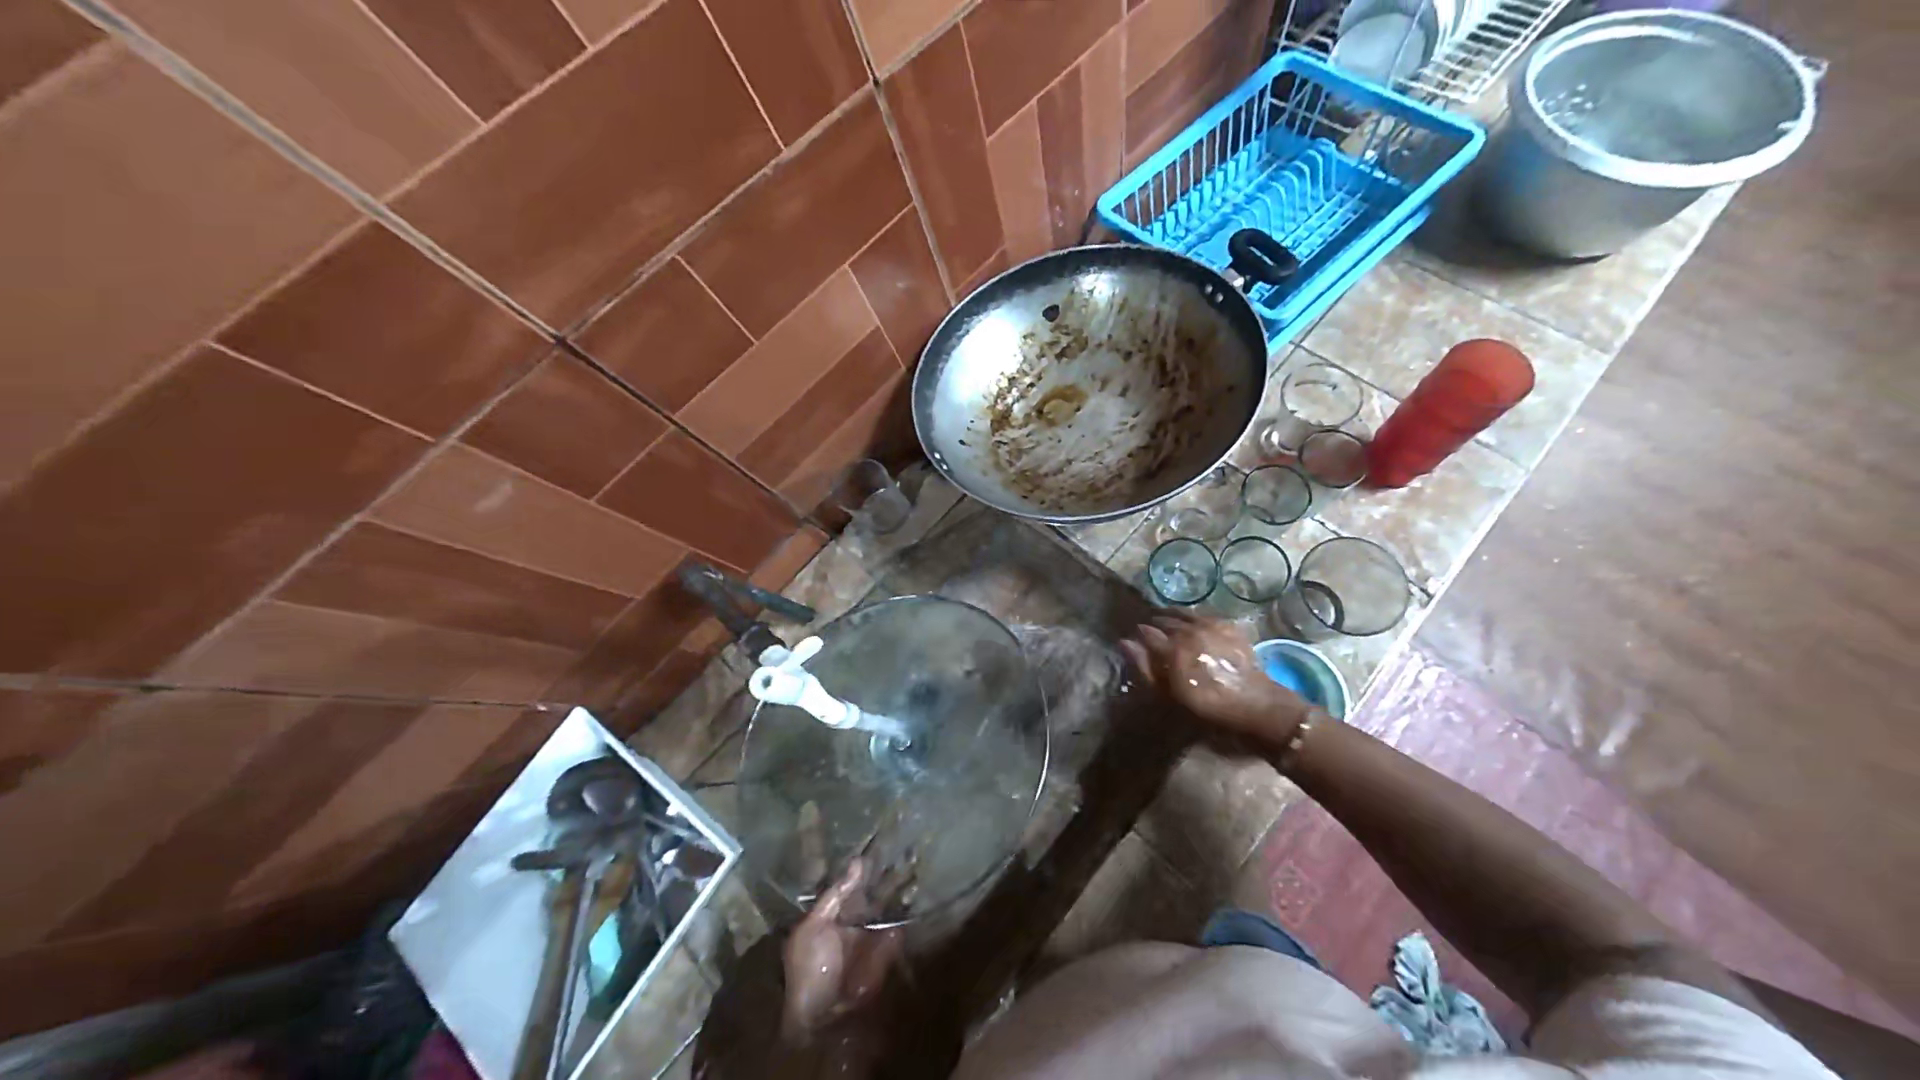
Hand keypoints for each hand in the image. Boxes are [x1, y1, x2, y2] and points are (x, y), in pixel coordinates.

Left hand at [781, 859, 902, 1041]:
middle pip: (878, 891)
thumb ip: (835, 894)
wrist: (820, 1016)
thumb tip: (857, 861)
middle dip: (892, 873)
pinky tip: (920, 894)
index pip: (855, 882)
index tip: (884, 840)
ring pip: (892, 905)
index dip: (869, 865)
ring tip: (919, 866)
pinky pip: (901, 927)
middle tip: (910, 849)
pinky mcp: (888, 951)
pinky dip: (909, 913)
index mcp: (836, 911)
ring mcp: (874, 934)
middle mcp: (857, 918)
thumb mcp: (813, 926)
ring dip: (904, 889)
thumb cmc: (808, 967)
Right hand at [1120, 613, 1310, 751]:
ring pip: (1183, 613)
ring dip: (1172, 616)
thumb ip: (1145, 667)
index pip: (1146, 632)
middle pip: (1164, 619)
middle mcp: (1188, 629)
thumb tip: (1125, 642)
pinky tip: (1192, 624)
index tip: (1136, 641)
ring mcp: (1210, 624)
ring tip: (1168, 623)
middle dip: (1155, 624)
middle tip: (1151, 633)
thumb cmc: (1208, 707)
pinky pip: (1203, 614)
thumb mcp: (1169, 694)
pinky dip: (1193, 617)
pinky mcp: (1228, 625)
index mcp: (1171, 647)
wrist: (1255, 705)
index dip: (1139, 636)